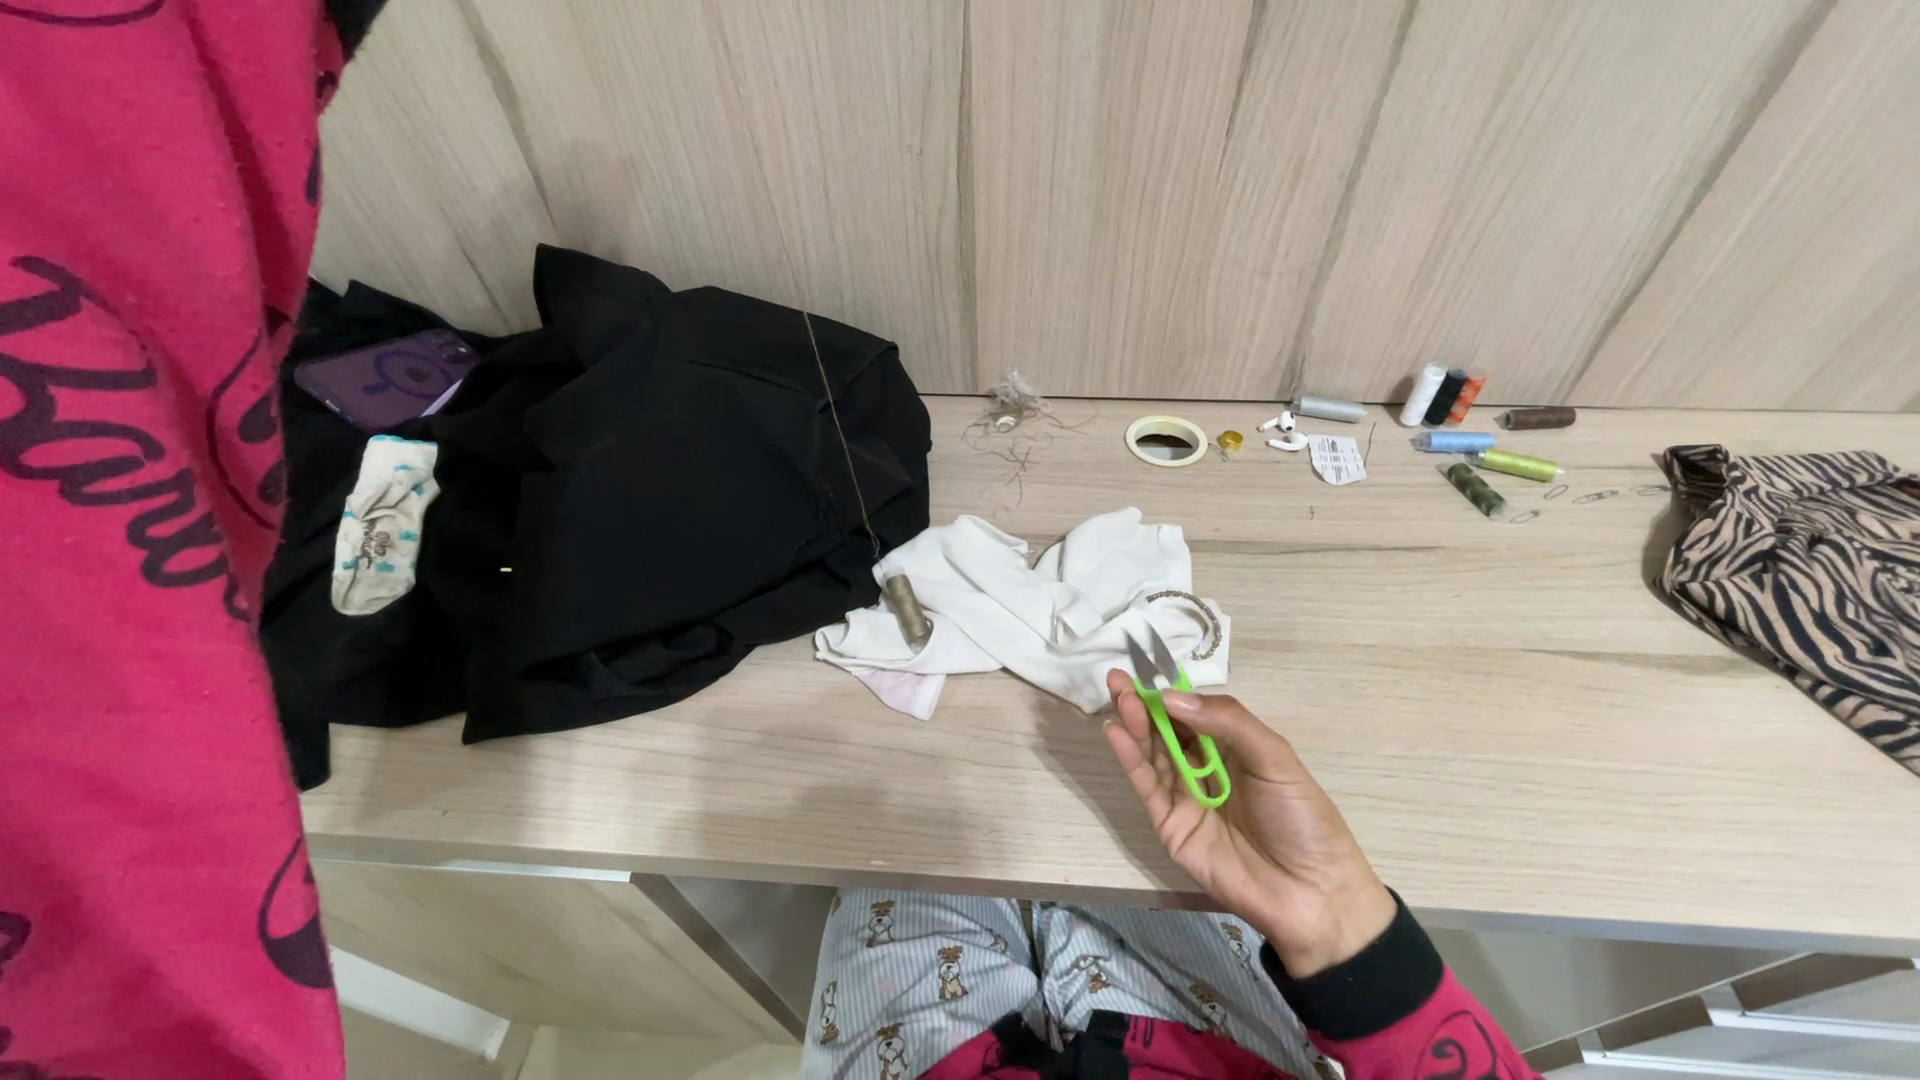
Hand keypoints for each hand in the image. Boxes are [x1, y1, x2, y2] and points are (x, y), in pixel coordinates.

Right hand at [1102, 670, 1395, 977]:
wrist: (1311, 894)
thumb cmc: (1302, 819)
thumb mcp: (1275, 758)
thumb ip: (1227, 723)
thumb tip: (1172, 698)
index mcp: (1234, 750)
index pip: (1194, 713)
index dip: (1172, 693)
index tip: (1147, 671)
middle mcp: (1205, 769)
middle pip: (1167, 731)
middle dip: (1143, 704)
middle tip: (1119, 679)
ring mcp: (1185, 797)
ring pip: (1152, 754)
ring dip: (1134, 725)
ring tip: (1119, 698)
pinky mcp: (1170, 825)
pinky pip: (1147, 786)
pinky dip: (1130, 759)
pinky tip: (1117, 733)